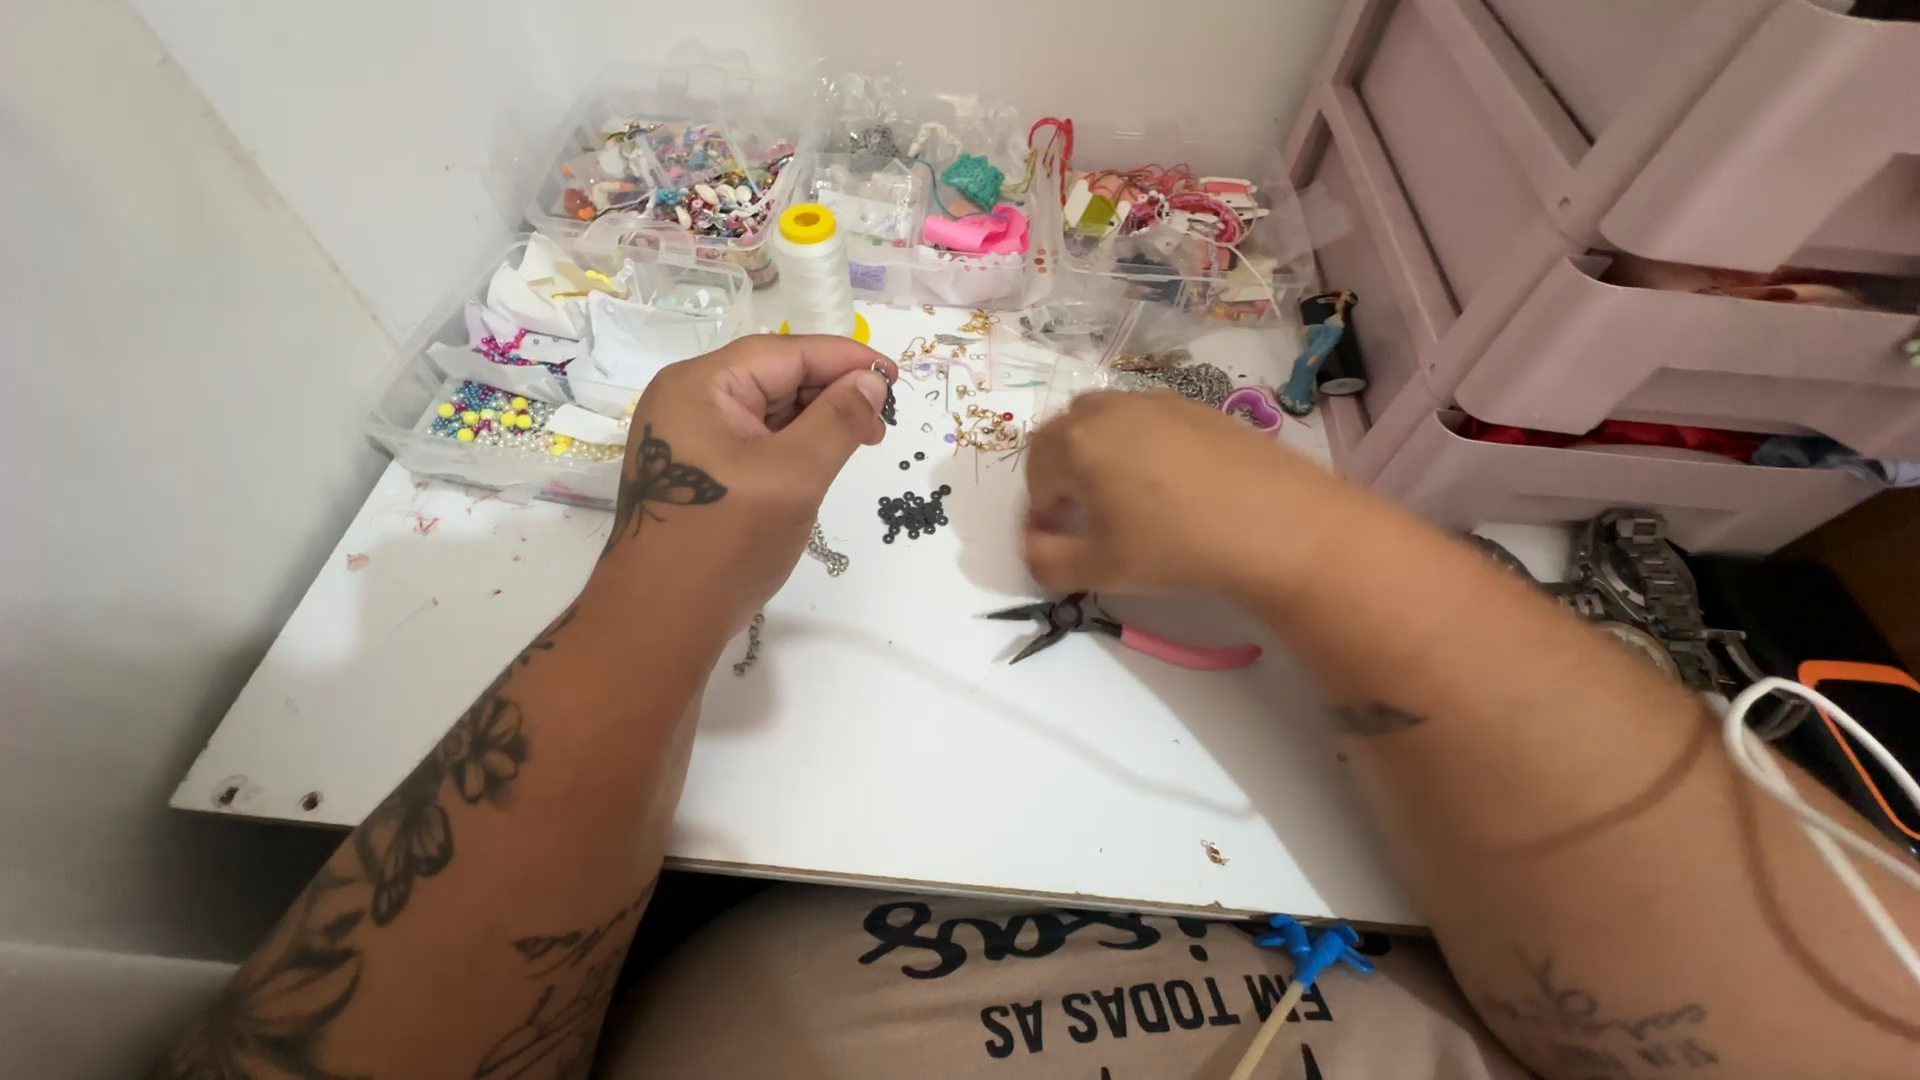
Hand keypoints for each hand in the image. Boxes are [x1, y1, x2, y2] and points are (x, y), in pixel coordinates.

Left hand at [589, 333, 893, 634]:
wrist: (663, 620)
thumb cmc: (727, 541)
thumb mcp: (794, 474)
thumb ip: (838, 420)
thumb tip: (872, 382)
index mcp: (700, 386)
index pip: (784, 353)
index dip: (845, 359)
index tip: (895, 375)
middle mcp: (689, 401)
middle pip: (774, 377)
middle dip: (833, 391)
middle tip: (883, 418)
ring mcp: (690, 438)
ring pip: (768, 410)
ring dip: (818, 419)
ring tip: (863, 439)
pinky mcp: (699, 471)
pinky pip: (756, 441)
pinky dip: (795, 443)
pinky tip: (824, 457)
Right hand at [1023, 390, 1353, 595]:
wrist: (1277, 524)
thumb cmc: (1174, 547)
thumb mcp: (1098, 570)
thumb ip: (1045, 561)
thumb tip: (1034, 545)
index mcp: (1075, 443)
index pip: (1033, 478)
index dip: (1038, 517)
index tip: (1056, 545)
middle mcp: (1107, 410)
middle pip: (1060, 438)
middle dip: (1058, 478)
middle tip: (1082, 517)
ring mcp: (1153, 401)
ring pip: (1101, 421)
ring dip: (1093, 455)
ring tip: (1120, 495)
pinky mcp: (1193, 405)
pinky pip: (1143, 419)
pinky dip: (1136, 444)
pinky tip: (1167, 482)